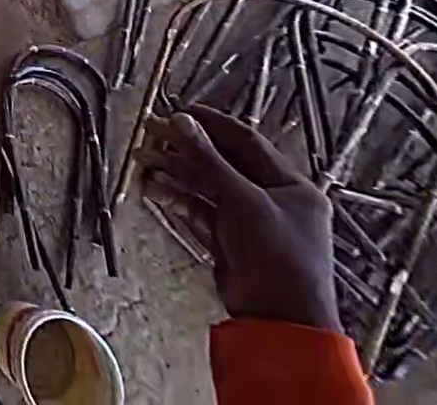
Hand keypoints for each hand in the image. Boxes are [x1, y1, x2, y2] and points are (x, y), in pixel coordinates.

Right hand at [141, 104, 340, 332]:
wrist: (279, 324)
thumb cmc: (280, 261)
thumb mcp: (243, 200)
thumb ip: (208, 159)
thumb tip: (182, 122)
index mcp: (291, 185)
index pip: (246, 141)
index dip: (212, 124)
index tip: (181, 111)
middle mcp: (271, 199)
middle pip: (222, 162)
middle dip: (185, 148)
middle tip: (153, 132)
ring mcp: (248, 220)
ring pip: (206, 185)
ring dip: (175, 171)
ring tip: (145, 158)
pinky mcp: (228, 240)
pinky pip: (199, 209)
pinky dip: (177, 196)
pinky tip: (154, 186)